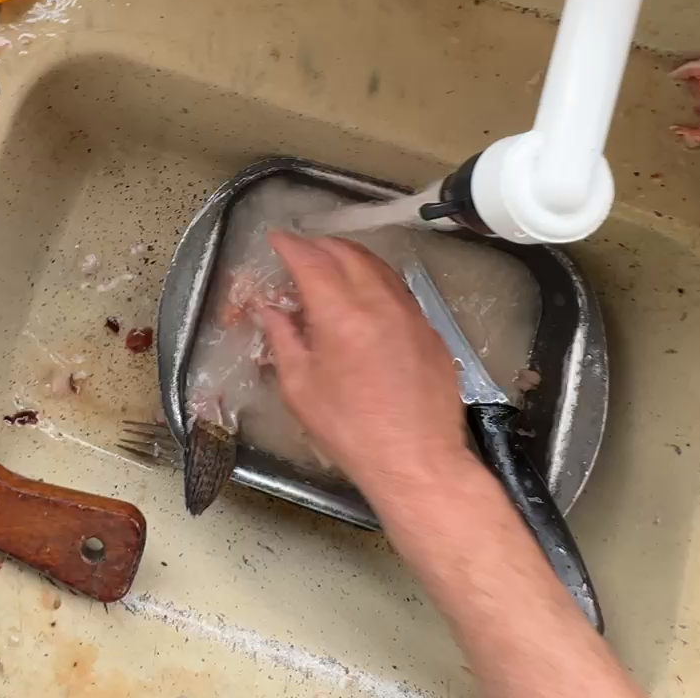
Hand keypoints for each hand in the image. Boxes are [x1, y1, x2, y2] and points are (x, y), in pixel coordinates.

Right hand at [259, 232, 476, 495]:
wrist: (416, 461)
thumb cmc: (350, 429)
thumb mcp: (300, 386)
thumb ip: (282, 338)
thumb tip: (269, 311)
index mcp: (340, 314)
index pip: (310, 260)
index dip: (290, 245)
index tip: (276, 239)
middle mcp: (378, 303)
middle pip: (346, 253)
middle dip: (318, 245)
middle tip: (299, 251)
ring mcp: (410, 314)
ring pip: (377, 265)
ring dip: (349, 256)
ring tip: (330, 264)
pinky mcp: (430, 330)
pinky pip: (398, 288)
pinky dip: (374, 278)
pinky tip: (364, 295)